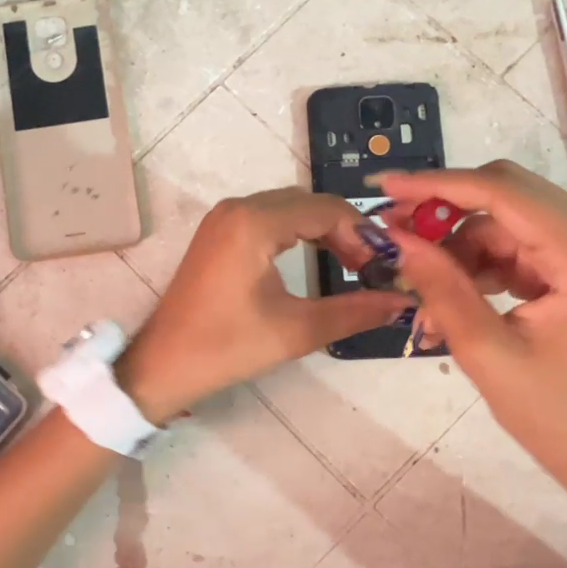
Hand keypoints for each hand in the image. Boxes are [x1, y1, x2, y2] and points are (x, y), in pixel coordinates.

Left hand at [117, 188, 411, 420]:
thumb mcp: (296, 330)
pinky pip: (269, 219)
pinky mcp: (218, 233)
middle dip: (347, 231)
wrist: (163, 364)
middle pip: (309, 203)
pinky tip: (318, 261)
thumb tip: (403, 301)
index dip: (364, 235)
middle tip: (373, 270)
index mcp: (254, 222)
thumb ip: (354, 311)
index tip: (387, 268)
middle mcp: (238, 208)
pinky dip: (297, 234)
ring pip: (290, 209)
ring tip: (353, 268)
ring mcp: (224, 218)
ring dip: (323, 231)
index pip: (327, 210)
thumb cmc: (226, 346)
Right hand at [377, 162, 566, 495]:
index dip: (439, 185)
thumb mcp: (484, 349)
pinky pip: (507, 243)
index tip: (385, 187)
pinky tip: (446, 300)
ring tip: (422, 297)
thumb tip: (396, 236)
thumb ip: (440, 286)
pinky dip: (471, 264)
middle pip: (504, 194)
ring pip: (499, 220)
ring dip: (454, 248)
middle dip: (443, 210)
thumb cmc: (551, 410)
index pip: (504, 193)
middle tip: (393, 232)